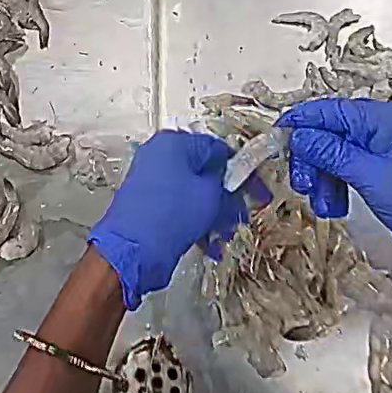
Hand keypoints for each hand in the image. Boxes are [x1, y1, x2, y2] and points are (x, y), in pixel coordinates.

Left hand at [88, 130, 254, 309]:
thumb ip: (226, 180)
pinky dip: (196, 221)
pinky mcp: (147, 201)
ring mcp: (151, 178)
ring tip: (224, 235)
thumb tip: (229, 176)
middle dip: (227, 197)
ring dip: (214, 214)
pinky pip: (180, 205)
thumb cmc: (172, 214)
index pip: (217, 148)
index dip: (242, 172)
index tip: (258, 193)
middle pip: (204, 171)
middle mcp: (158, 154)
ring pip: (194, 191)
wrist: (133, 249)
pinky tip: (209, 245)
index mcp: (173, 142)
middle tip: (242, 217)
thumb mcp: (211, 194)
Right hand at [276, 99, 391, 315]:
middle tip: (301, 187)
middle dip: (309, 159)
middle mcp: (381, 127)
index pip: (324, 110)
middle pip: (326, 132)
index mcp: (381, 119)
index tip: (273, 144)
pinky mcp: (387, 170)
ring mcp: (384, 149)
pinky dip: (337, 185)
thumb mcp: (373, 178)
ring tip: (321, 206)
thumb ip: (331, 153)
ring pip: (334, 153)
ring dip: (322, 177)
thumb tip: (297, 134)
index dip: (296, 126)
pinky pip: (349, 168)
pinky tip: (334, 206)